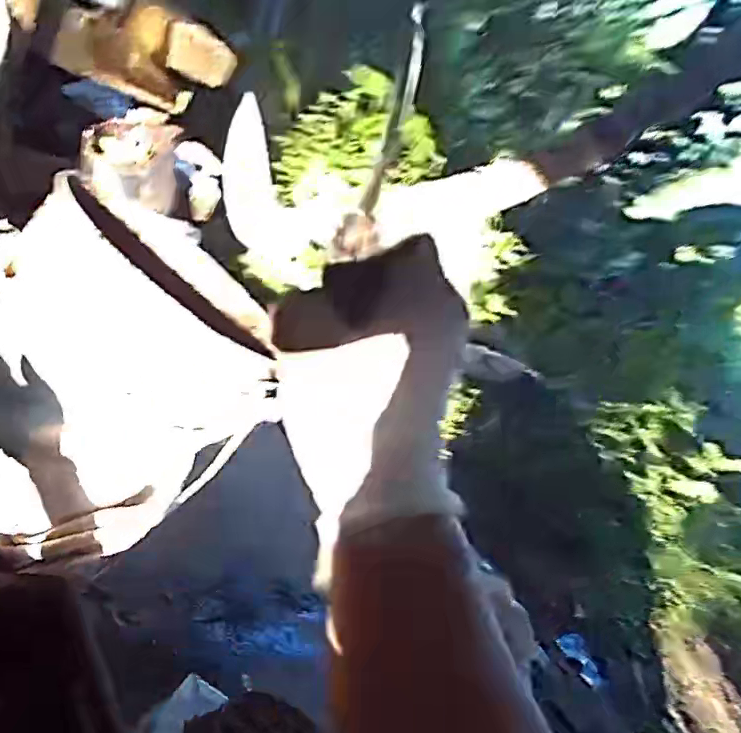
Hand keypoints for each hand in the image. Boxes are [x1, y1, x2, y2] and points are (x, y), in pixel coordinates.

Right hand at [270, 235, 467, 583]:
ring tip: (321, 362)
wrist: (377, 483)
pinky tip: (337, 382)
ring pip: (388, 312)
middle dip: (351, 295)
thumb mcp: (303, 347)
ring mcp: (440, 348)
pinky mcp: (426, 378)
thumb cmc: (342, 408)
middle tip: (316, 330)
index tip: (327, 289)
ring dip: (350, 326)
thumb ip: (297, 304)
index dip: (362, 255)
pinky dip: (361, 351)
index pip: (405, 242)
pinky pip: (390, 342)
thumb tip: (298, 295)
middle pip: (396, 277)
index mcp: (423, 294)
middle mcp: (443, 311)